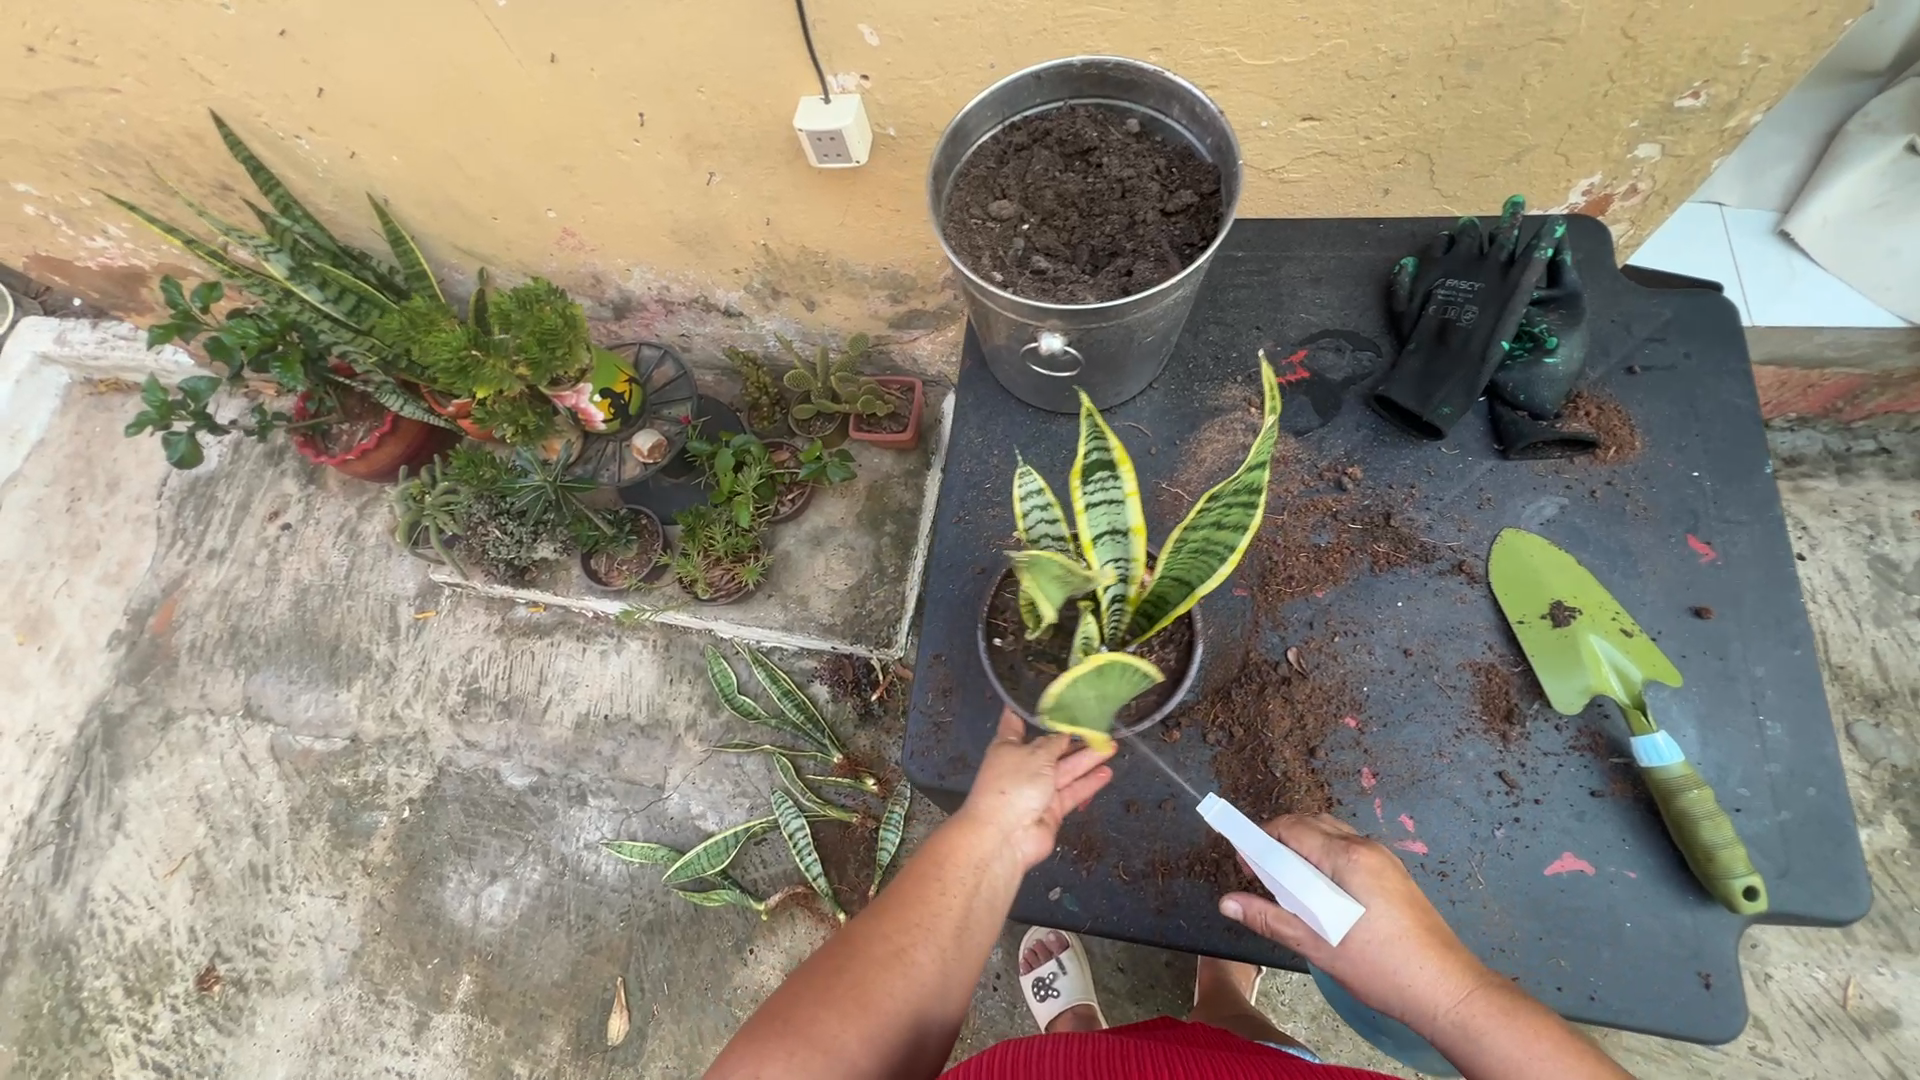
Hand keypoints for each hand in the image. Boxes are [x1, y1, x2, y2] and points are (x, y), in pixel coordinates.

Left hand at [952, 708, 1115, 872]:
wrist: (1005, 836)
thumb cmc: (1012, 784)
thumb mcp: (1034, 755)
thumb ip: (1052, 744)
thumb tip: (1062, 735)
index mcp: (1008, 746)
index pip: (1016, 723)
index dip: (1027, 710)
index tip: (1041, 696)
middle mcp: (1023, 765)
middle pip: (1050, 748)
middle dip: (1072, 738)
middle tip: (1098, 726)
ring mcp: (1038, 789)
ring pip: (1066, 769)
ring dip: (1087, 758)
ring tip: (1112, 745)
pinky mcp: (1052, 810)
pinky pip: (1072, 792)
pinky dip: (1088, 783)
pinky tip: (1106, 772)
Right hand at [1217, 814, 1502, 1034]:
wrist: (1451, 992)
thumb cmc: (1382, 969)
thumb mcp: (1319, 947)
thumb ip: (1270, 919)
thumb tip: (1226, 902)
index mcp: (1345, 858)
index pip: (1290, 827)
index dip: (1260, 839)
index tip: (1246, 865)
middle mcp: (1364, 846)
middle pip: (1310, 823)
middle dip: (1279, 840)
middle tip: (1264, 876)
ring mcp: (1383, 857)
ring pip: (1331, 832)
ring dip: (1304, 846)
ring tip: (1291, 885)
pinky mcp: (1394, 872)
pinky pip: (1348, 847)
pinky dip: (1325, 855)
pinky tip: (1323, 892)